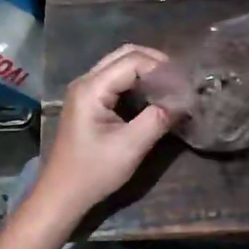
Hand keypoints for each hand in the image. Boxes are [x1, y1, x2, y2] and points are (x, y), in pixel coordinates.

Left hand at [31, 44, 175, 219]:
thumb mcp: (130, 146)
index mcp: (91, 88)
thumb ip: (158, 118)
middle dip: (155, 63)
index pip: (133, 60)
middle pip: (125, 55)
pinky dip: (136, 82)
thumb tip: (184, 100)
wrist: (62, 194)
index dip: (162, 68)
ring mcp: (84, 90)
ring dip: (146, 72)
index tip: (185, 85)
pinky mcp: (88, 102)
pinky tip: (153, 96)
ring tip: (172, 87)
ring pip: (120, 65)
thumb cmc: (93, 171)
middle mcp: (85, 81)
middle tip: (181, 80)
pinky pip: (115, 80)